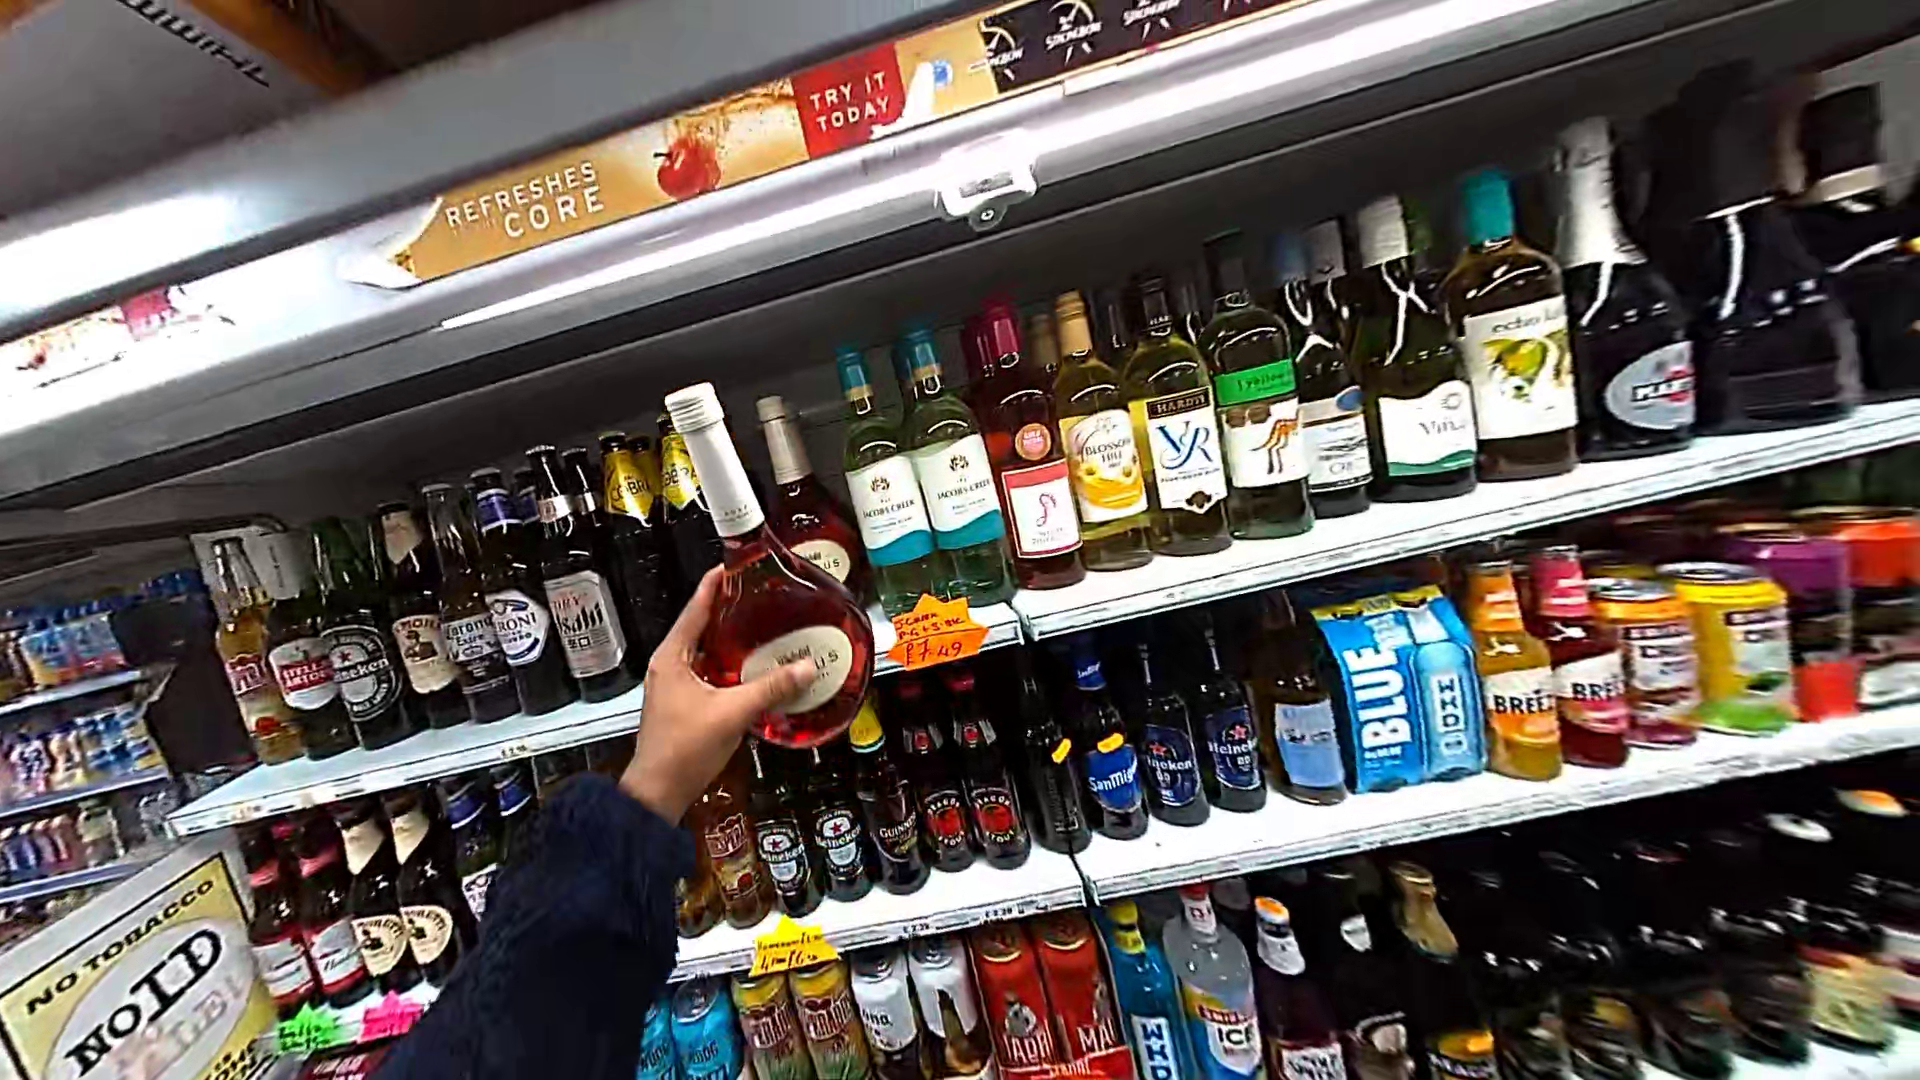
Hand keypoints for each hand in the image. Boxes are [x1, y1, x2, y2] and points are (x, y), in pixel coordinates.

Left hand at [621, 567, 812, 821]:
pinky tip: (758, 663)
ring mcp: (677, 683)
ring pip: (709, 647)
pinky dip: (734, 660)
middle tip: (762, 594)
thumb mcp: (732, 713)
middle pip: (702, 624)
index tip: (736, 564)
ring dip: (734, 636)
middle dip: (730, 608)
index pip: (695, 608)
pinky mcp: (687, 699)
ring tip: (766, 623)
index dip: (715, 583)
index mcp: (673, 656)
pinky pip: (714, 668)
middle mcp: (671, 663)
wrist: (659, 793)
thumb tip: (807, 666)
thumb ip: (771, 687)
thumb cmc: (684, 748)